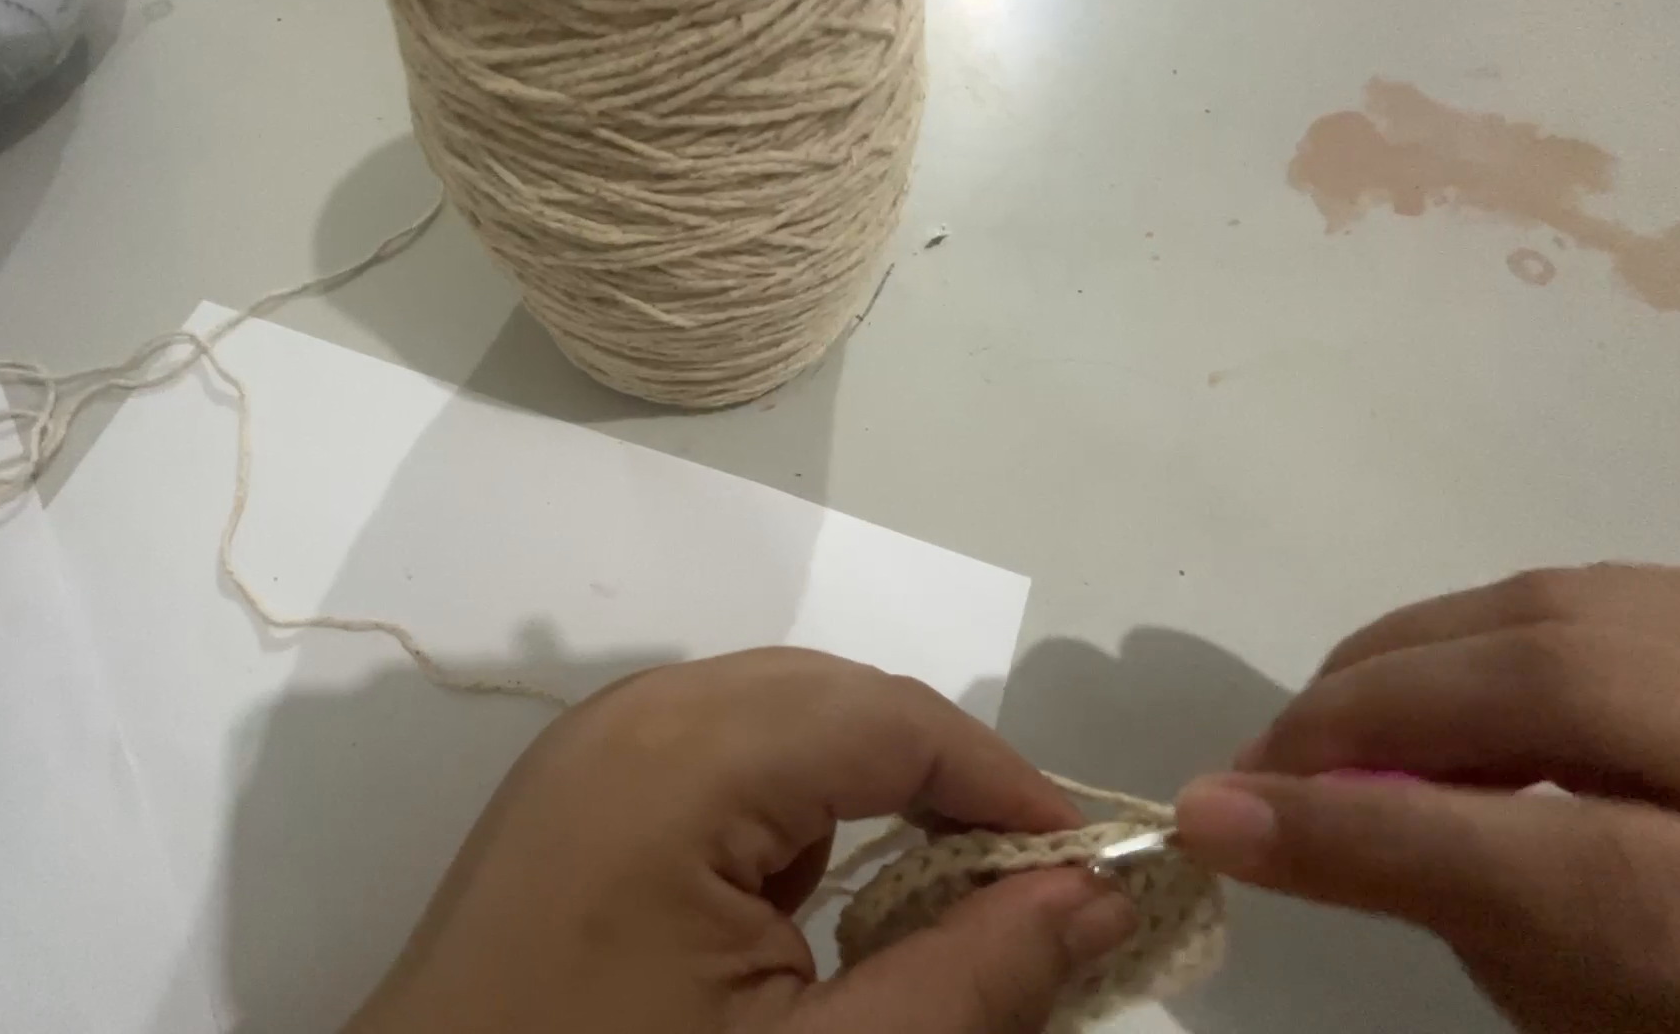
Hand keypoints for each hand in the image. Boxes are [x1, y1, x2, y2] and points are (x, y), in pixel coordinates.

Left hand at [345, 648, 1138, 1033]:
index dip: (1001, 779)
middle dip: (935, 774)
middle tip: (1015, 874)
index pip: (886, 717)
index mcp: (683, 757)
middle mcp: (638, 711)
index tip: (1085, 858)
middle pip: (834, 697)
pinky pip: (722, 743)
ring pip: (780, 712)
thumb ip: (970, 982)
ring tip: (919, 886)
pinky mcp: (587, 771)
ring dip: (861, 784)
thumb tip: (1092, 899)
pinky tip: (797, 889)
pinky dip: (788, 797)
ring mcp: (601, 734)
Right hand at [1174, 564, 1679, 1031]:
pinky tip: (1421, 688)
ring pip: (1551, 607)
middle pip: (1553, 686)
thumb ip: (1454, 911)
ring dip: (1393, 665)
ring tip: (1331, 725)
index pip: (1567, 870)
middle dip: (1360, 719)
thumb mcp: (1602, 1018)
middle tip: (1265, 767)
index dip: (1359, 831)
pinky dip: (1459, 635)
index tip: (1204, 817)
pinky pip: (1574, 589)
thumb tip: (1271, 814)